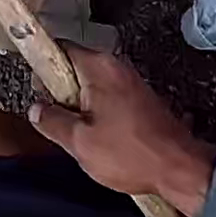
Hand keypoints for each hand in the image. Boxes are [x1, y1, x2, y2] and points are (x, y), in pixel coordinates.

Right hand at [29, 44, 215, 216]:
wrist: (179, 168)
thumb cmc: (132, 153)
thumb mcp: (80, 142)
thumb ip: (52, 121)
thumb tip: (36, 110)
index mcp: (98, 67)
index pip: (61, 48)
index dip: (43, 67)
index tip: (37, 89)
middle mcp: (115, 66)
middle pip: (75, 67)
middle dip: (62, 92)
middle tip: (59, 120)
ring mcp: (129, 80)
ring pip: (91, 84)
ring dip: (80, 105)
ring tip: (81, 134)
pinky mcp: (138, 96)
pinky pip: (108, 95)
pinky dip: (99, 111)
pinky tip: (101, 137)